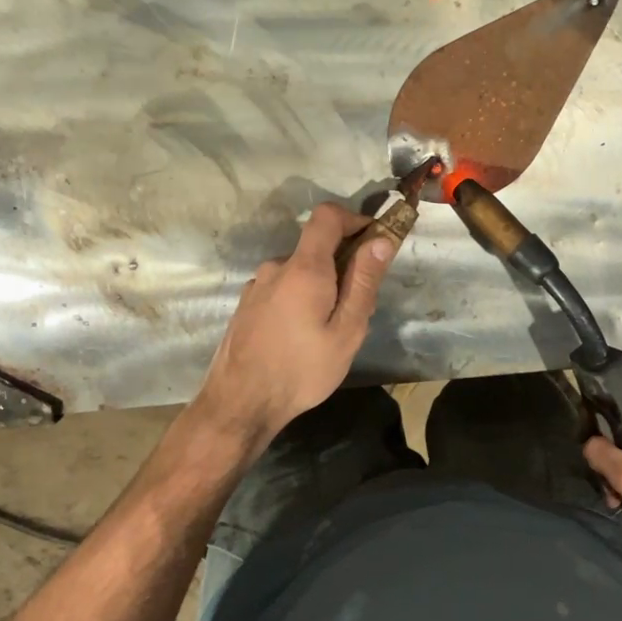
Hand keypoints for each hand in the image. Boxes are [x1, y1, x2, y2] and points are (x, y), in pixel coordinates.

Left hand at [193, 203, 396, 444]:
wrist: (240, 404)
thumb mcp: (347, 330)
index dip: (355, 220)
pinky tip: (303, 338)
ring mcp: (258, 285)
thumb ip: (363, 281)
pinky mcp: (247, 304)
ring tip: (330, 331)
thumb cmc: (302, 370)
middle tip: (358, 309)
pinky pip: (283, 289)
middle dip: (343, 266)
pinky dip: (301, 299)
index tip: (375, 243)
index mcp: (304, 268)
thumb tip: (381, 240)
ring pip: (300, 272)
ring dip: (321, 287)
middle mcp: (277, 267)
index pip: (327, 216)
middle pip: (317, 247)